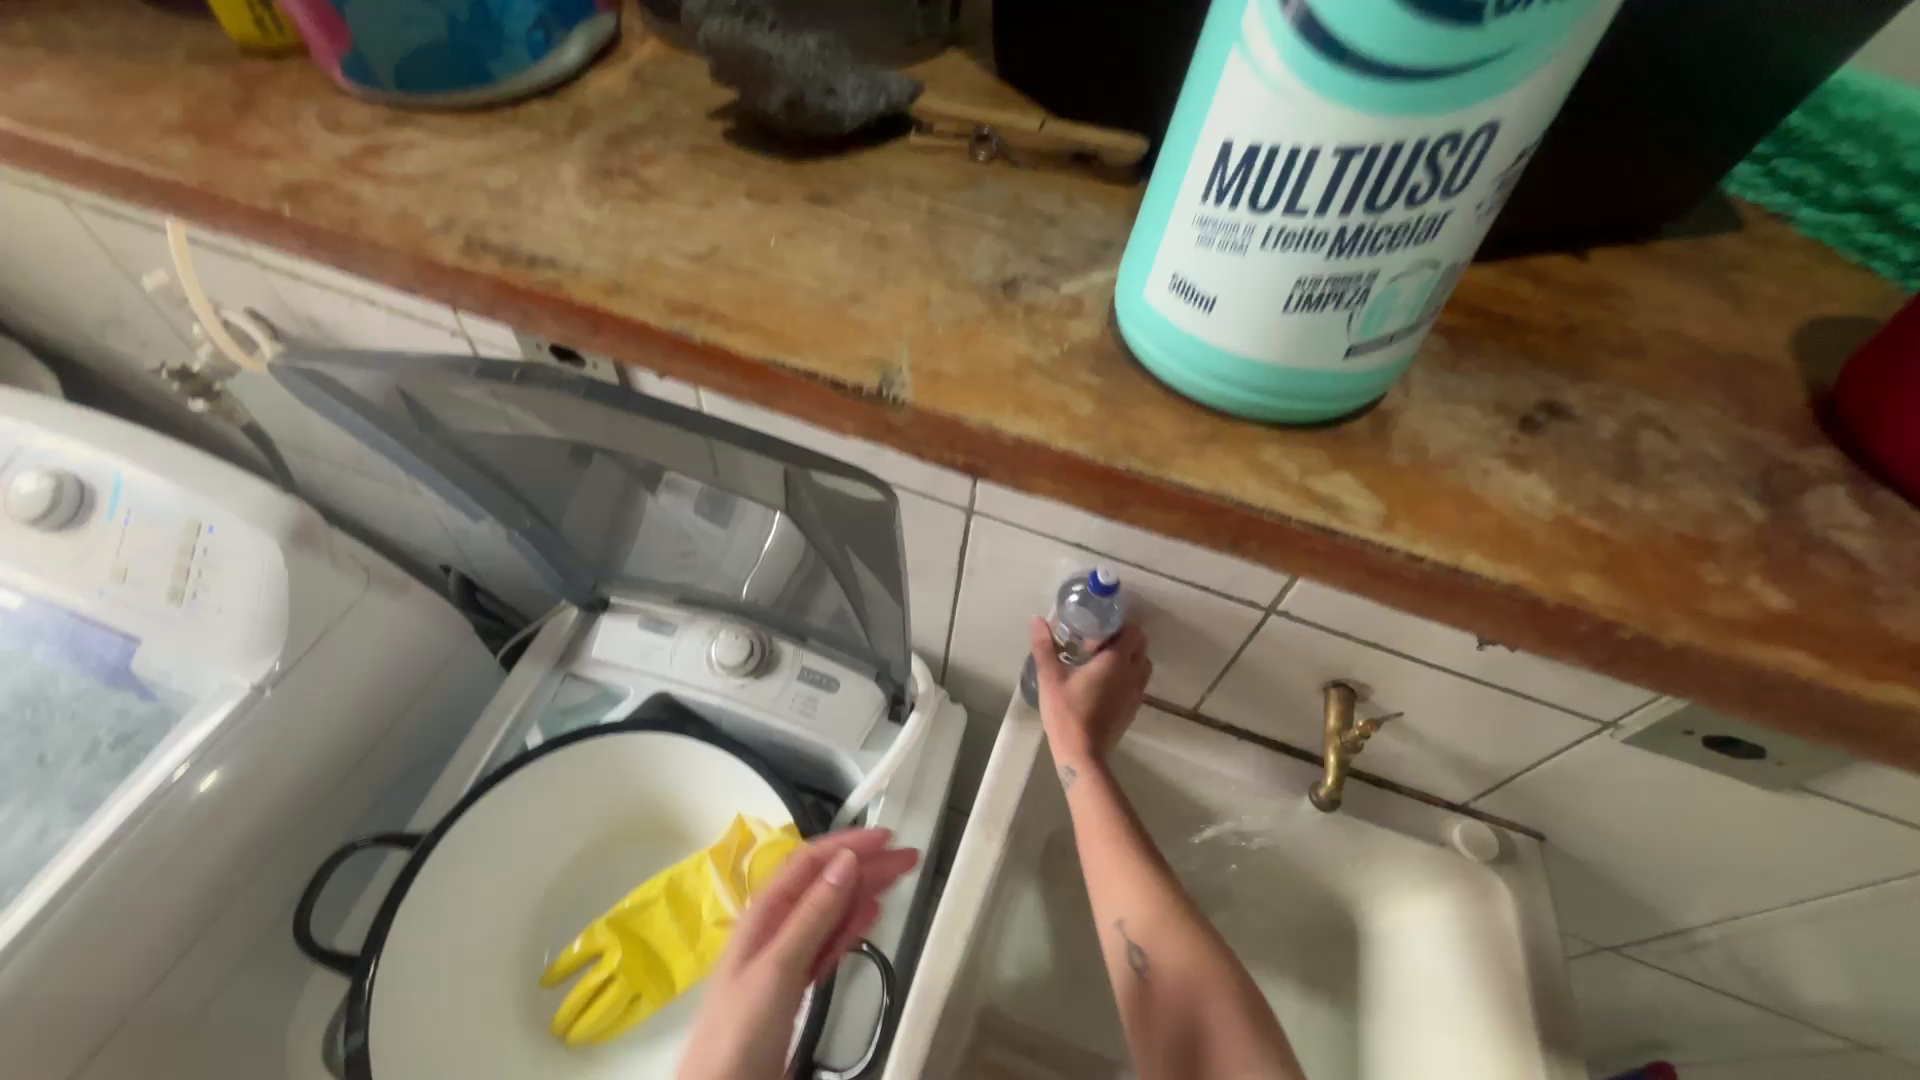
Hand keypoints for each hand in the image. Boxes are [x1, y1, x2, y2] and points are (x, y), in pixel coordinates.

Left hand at [676, 829, 919, 1079]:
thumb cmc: (741, 1030)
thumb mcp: (778, 968)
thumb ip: (813, 915)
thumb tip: (846, 860)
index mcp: (765, 913)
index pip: (809, 862)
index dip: (847, 844)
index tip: (887, 836)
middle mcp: (776, 926)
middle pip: (825, 882)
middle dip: (866, 865)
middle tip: (909, 858)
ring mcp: (787, 955)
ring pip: (831, 910)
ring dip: (864, 890)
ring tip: (899, 877)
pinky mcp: (797, 984)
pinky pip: (830, 942)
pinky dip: (852, 925)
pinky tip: (871, 915)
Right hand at [1029, 617, 1151, 768]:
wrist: (1082, 753)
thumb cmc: (1066, 712)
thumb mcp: (1050, 677)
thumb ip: (1044, 646)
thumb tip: (1037, 619)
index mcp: (1115, 661)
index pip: (1132, 631)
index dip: (1118, 625)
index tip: (1098, 627)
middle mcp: (1132, 674)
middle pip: (1141, 645)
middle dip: (1125, 638)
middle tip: (1099, 641)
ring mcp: (1136, 693)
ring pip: (1143, 664)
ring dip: (1129, 657)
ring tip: (1104, 661)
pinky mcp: (1134, 708)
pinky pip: (1138, 682)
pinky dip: (1128, 676)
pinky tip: (1105, 683)